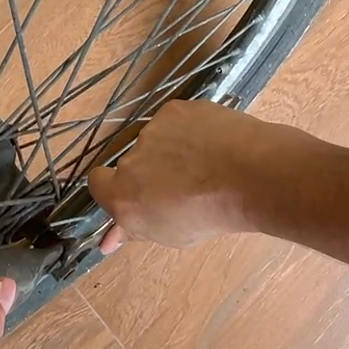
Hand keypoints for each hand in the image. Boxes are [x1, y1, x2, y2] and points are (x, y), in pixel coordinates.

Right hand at [88, 99, 323, 248]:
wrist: (251, 173)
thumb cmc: (210, 214)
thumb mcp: (171, 234)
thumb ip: (135, 229)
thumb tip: (109, 240)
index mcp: (123, 195)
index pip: (97, 183)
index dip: (114, 188)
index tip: (139, 195)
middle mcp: (130, 159)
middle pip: (133, 163)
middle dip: (152, 172)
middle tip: (184, 186)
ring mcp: (153, 129)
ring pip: (156, 140)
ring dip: (172, 150)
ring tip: (207, 164)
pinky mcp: (176, 108)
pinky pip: (176, 121)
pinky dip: (189, 130)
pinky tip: (212, 142)